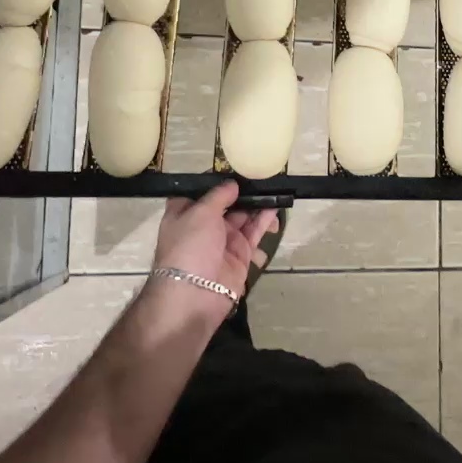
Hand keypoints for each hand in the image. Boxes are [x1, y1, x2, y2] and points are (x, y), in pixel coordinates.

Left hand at [148, 182, 276, 318]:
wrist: (194, 296)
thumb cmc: (190, 247)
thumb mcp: (200, 213)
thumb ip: (219, 195)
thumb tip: (233, 184)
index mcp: (186, 213)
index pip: (202, 191)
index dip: (218, 180)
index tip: (238, 165)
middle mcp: (204, 225)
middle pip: (228, 203)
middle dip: (244, 191)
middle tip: (264, 176)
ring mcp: (223, 241)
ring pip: (244, 216)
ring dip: (258, 205)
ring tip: (274, 192)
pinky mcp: (240, 255)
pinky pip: (255, 233)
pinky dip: (265, 222)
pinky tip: (275, 212)